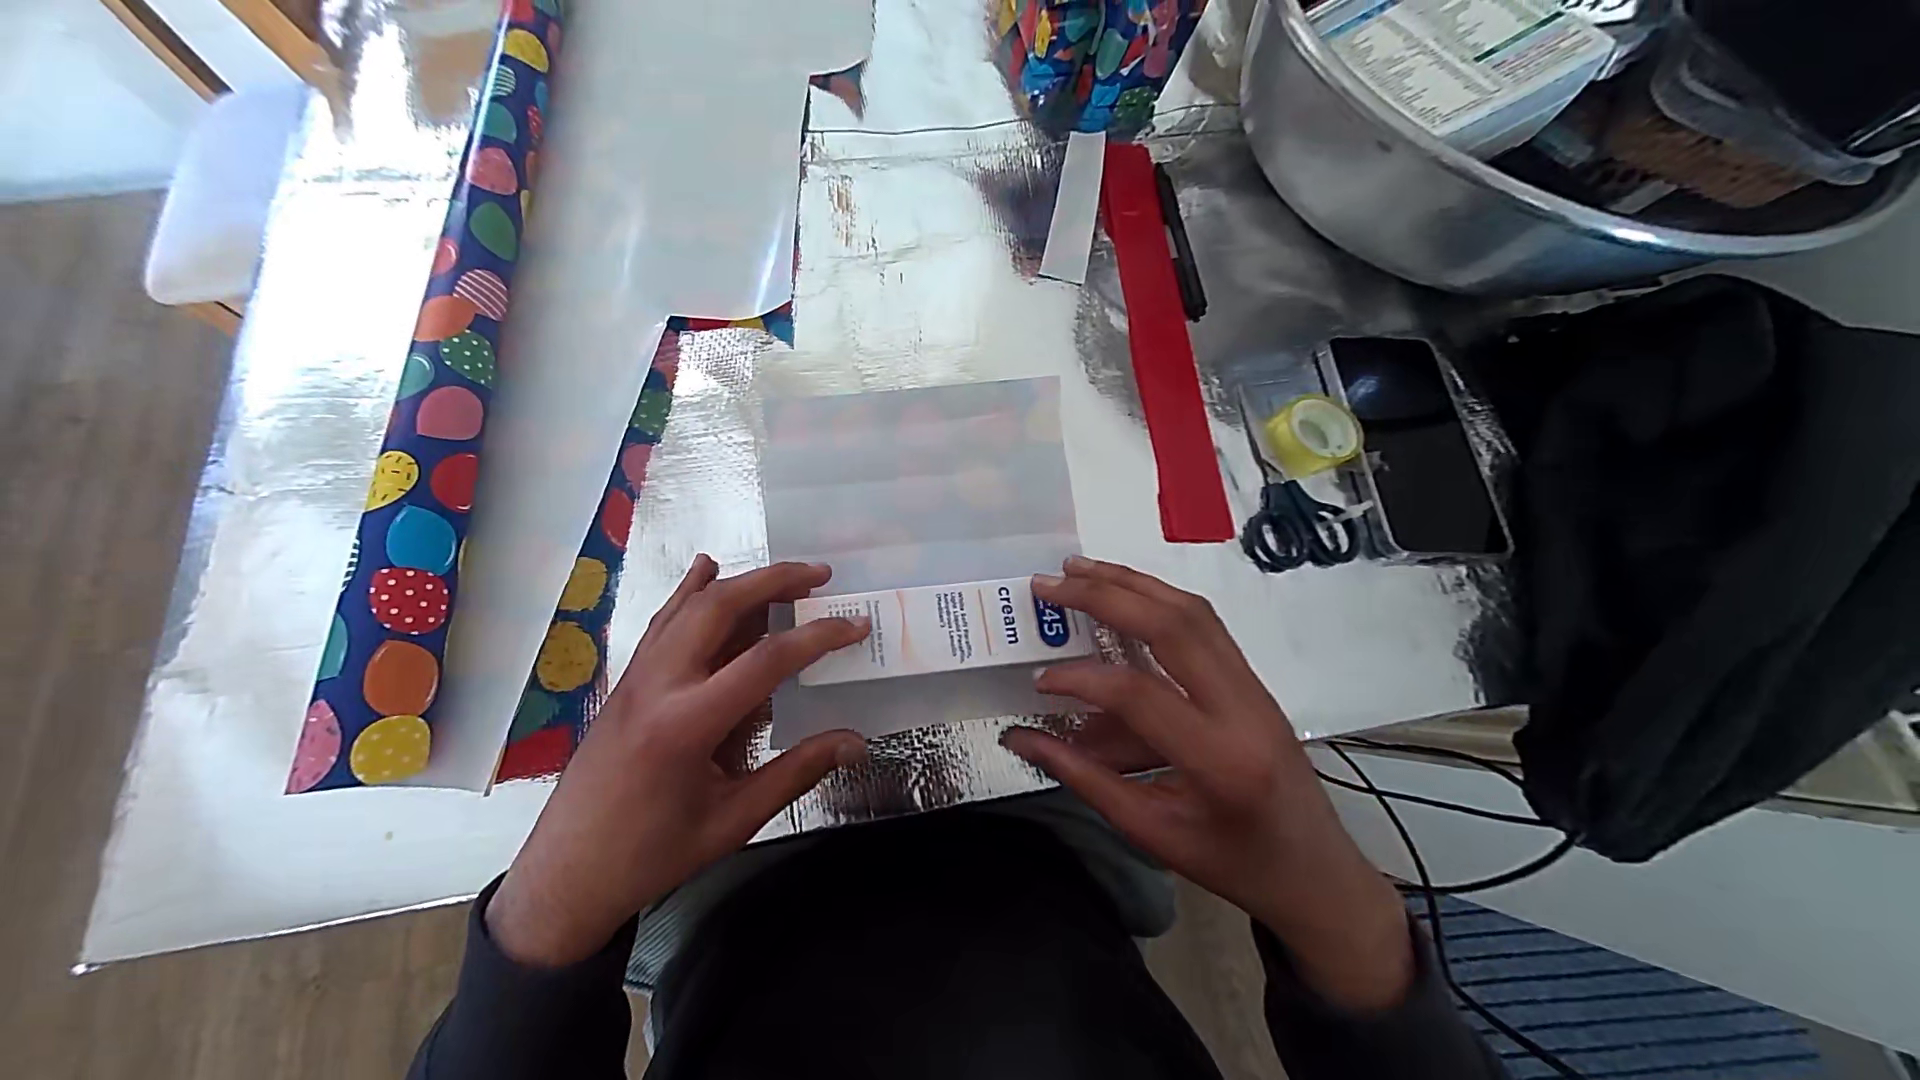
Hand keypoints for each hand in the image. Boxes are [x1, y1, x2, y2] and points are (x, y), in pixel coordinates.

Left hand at [486, 556, 869, 967]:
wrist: (565, 876)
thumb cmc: (652, 855)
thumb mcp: (733, 821)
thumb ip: (797, 772)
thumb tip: (854, 743)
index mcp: (686, 724)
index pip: (765, 660)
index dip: (818, 637)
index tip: (855, 625)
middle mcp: (658, 685)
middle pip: (720, 607)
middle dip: (774, 581)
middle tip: (820, 575)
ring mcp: (636, 678)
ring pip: (689, 606)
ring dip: (740, 582)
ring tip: (784, 574)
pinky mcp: (627, 681)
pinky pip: (663, 623)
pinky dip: (689, 591)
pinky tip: (706, 568)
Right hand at [1002, 556, 1413, 1010]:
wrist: (1316, 872)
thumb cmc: (1231, 862)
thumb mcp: (1150, 831)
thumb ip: (1083, 778)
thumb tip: (1021, 738)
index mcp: (1219, 760)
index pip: (1139, 694)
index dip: (1081, 679)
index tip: (1040, 679)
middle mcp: (1243, 707)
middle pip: (1172, 626)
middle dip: (1105, 595)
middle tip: (1052, 582)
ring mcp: (1254, 686)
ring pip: (1192, 612)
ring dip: (1132, 583)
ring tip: (1080, 569)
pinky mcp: (1251, 678)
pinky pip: (1204, 624)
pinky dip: (1157, 598)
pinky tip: (1123, 591)